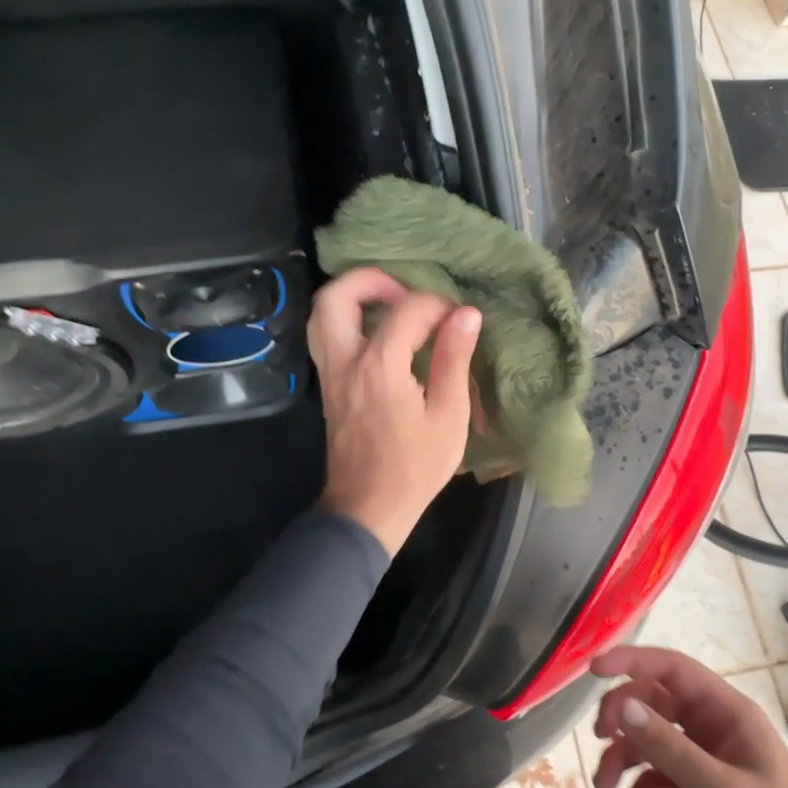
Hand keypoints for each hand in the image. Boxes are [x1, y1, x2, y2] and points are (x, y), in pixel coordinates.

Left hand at [308, 268, 479, 555]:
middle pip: (336, 297)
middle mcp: (345, 361)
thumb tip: (466, 314)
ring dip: (352, 298)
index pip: (407, 310)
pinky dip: (347, 320)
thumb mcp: (448, 417)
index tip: (460, 319)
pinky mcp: (327, 387)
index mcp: (379, 366)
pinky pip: (326, 336)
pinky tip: (379, 333)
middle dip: (370, 279)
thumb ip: (454, 360)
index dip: (438, 305)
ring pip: (322, 315)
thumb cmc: (414, 468)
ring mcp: (330, 374)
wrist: (367, 509)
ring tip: (389, 305)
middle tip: (404, 290)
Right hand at [589, 646, 787, 787]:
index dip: (632, 660)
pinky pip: (658, 776)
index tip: (593, 670)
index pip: (673, 669)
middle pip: (653, 703)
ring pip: (650, 741)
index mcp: (728, 713)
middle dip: (622, 719)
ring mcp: (707, 760)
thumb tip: (621, 705)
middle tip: (599, 740)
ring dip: (623, 759)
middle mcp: (714, 728)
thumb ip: (669, 748)